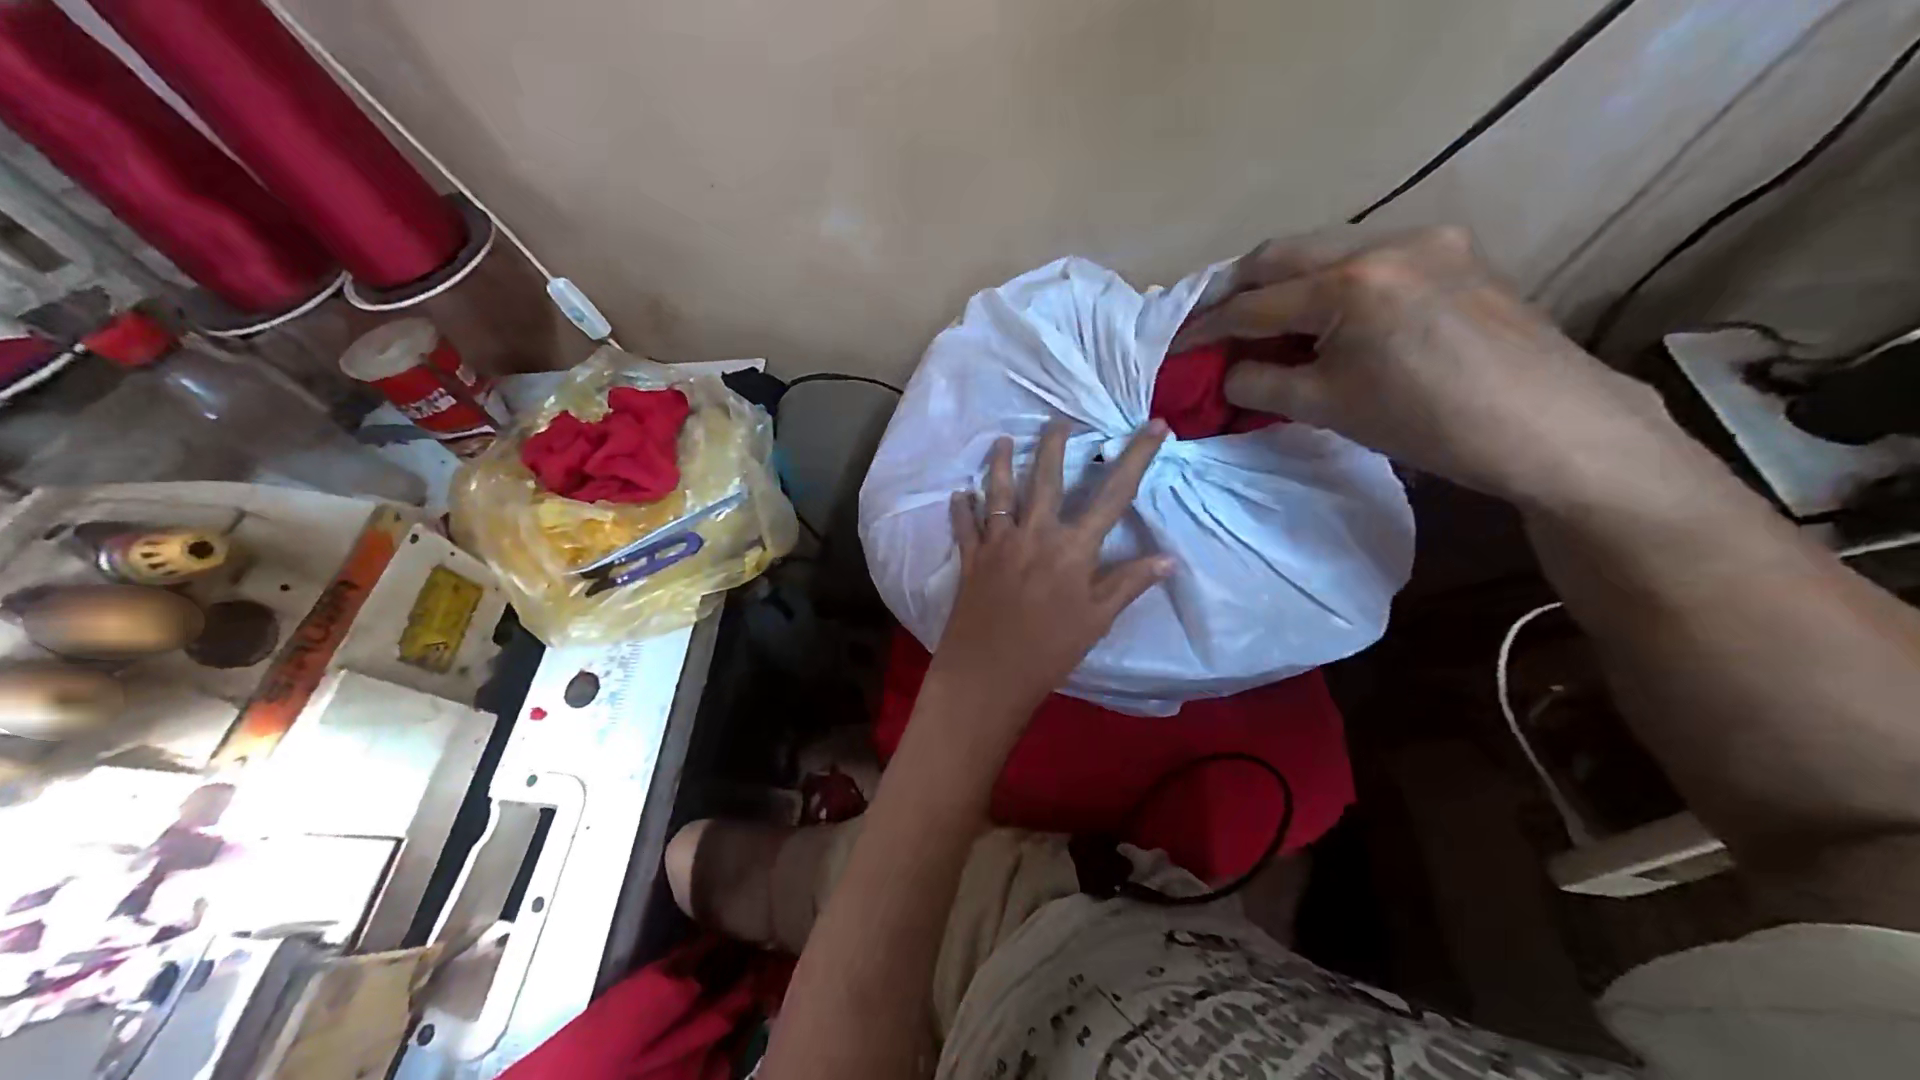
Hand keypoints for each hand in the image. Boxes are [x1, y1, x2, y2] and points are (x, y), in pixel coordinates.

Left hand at [926, 421, 1173, 728]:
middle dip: (1054, 445)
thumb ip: (1128, 584)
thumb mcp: (1097, 620)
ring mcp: (998, 544)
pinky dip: (961, 508)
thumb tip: (1168, 559)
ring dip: (1000, 463)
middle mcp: (1035, 535)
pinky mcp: (971, 559)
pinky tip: (959, 493)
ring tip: (1001, 440)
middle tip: (1058, 421)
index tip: (1153, 427)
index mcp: (1073, 548)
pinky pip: (964, 525)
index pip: (1113, 494)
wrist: (988, 675)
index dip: (1136, 457)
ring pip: (999, 492)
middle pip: (1046, 478)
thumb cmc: (1050, 652)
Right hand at [1172, 227, 1686, 510]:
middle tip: (1211, 323)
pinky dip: (1328, 282)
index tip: (1175, 347)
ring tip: (1262, 320)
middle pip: (1282, 254)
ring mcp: (1426, 240)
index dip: (1206, 328)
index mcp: (1349, 284)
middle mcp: (1384, 242)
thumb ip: (1260, 382)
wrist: (1549, 426)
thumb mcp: (1327, 407)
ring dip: (1283, 282)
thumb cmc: (1428, 422)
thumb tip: (1227, 372)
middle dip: (1237, 289)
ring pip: (1325, 249)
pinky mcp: (1453, 251)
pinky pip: (1366, 257)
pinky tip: (1324, 314)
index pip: (1253, 303)